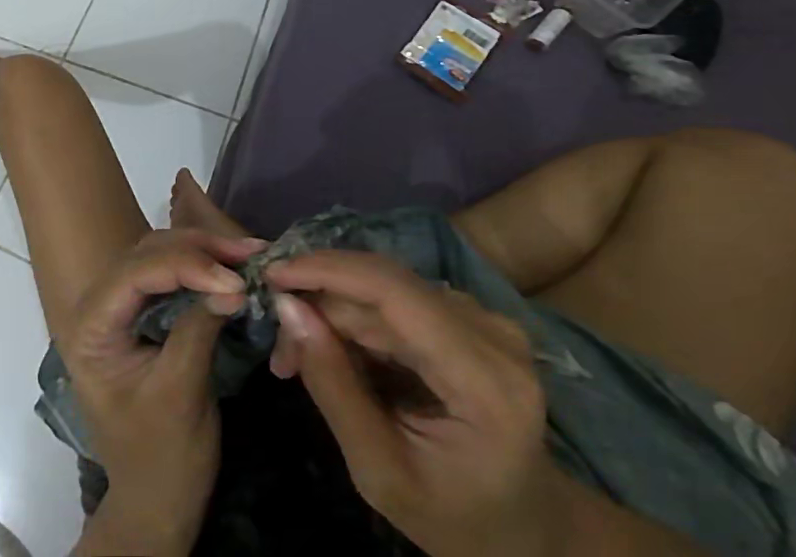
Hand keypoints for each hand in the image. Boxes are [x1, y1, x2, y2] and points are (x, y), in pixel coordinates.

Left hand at [66, 228, 264, 555]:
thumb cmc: (162, 454)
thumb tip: (235, 283)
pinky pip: (174, 272)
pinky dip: (206, 265)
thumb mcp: (180, 393)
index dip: (185, 266)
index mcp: (91, 331)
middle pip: (147, 255)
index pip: (134, 275)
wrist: (161, 496)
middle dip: (199, 250)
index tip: (234, 279)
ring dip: (206, 251)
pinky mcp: (147, 312)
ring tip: (249, 255)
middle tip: (249, 255)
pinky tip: (235, 265)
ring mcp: (124, 308)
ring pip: (162, 255)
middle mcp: (100, 309)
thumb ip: (198, 329)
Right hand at [265, 252, 581, 556]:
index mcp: (485, 379)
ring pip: (391, 291)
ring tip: (298, 360)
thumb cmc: (453, 516)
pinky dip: (362, 322)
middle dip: (324, 304)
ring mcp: (490, 320)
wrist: (521, 524)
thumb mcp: (379, 471)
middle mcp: (494, 332)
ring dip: (338, 315)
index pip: (399, 294)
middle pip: (390, 288)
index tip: (273, 272)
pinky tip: (337, 352)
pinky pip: (404, 303)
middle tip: (280, 352)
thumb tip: (288, 309)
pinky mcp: (476, 319)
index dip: (332, 271)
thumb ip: (334, 387)